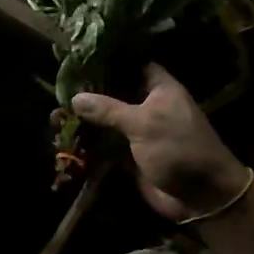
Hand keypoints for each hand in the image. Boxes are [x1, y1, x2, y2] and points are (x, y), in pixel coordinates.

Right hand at [71, 64, 250, 222]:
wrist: (201, 196)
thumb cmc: (179, 149)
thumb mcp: (144, 123)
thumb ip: (109, 109)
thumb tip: (75, 97)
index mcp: (159, 88)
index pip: (132, 64)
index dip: (108, 60)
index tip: (79, 57)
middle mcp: (148, 106)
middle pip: (114, 94)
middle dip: (88, 93)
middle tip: (57, 88)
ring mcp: (138, 132)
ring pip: (106, 122)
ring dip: (83, 121)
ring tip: (52, 116)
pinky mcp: (129, 156)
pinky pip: (105, 147)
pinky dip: (87, 145)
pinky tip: (63, 140)